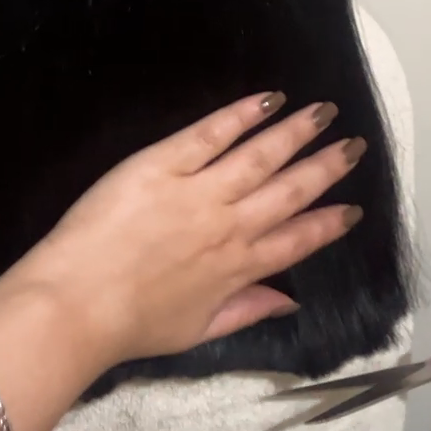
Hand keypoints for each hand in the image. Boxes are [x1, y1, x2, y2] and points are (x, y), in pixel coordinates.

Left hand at [0, 92, 367, 366]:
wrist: (76, 302)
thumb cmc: (130, 323)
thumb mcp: (197, 331)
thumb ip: (247, 310)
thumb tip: (291, 299)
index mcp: (237, 268)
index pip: (295, 240)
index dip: (328, 223)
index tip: (354, 207)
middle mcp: (228, 225)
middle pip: (288, 190)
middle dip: (325, 167)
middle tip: (353, 144)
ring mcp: (198, 191)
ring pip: (259, 156)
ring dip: (295, 133)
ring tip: (323, 113)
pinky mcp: (163, 163)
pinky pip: (210, 134)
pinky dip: (240, 115)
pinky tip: (266, 99)